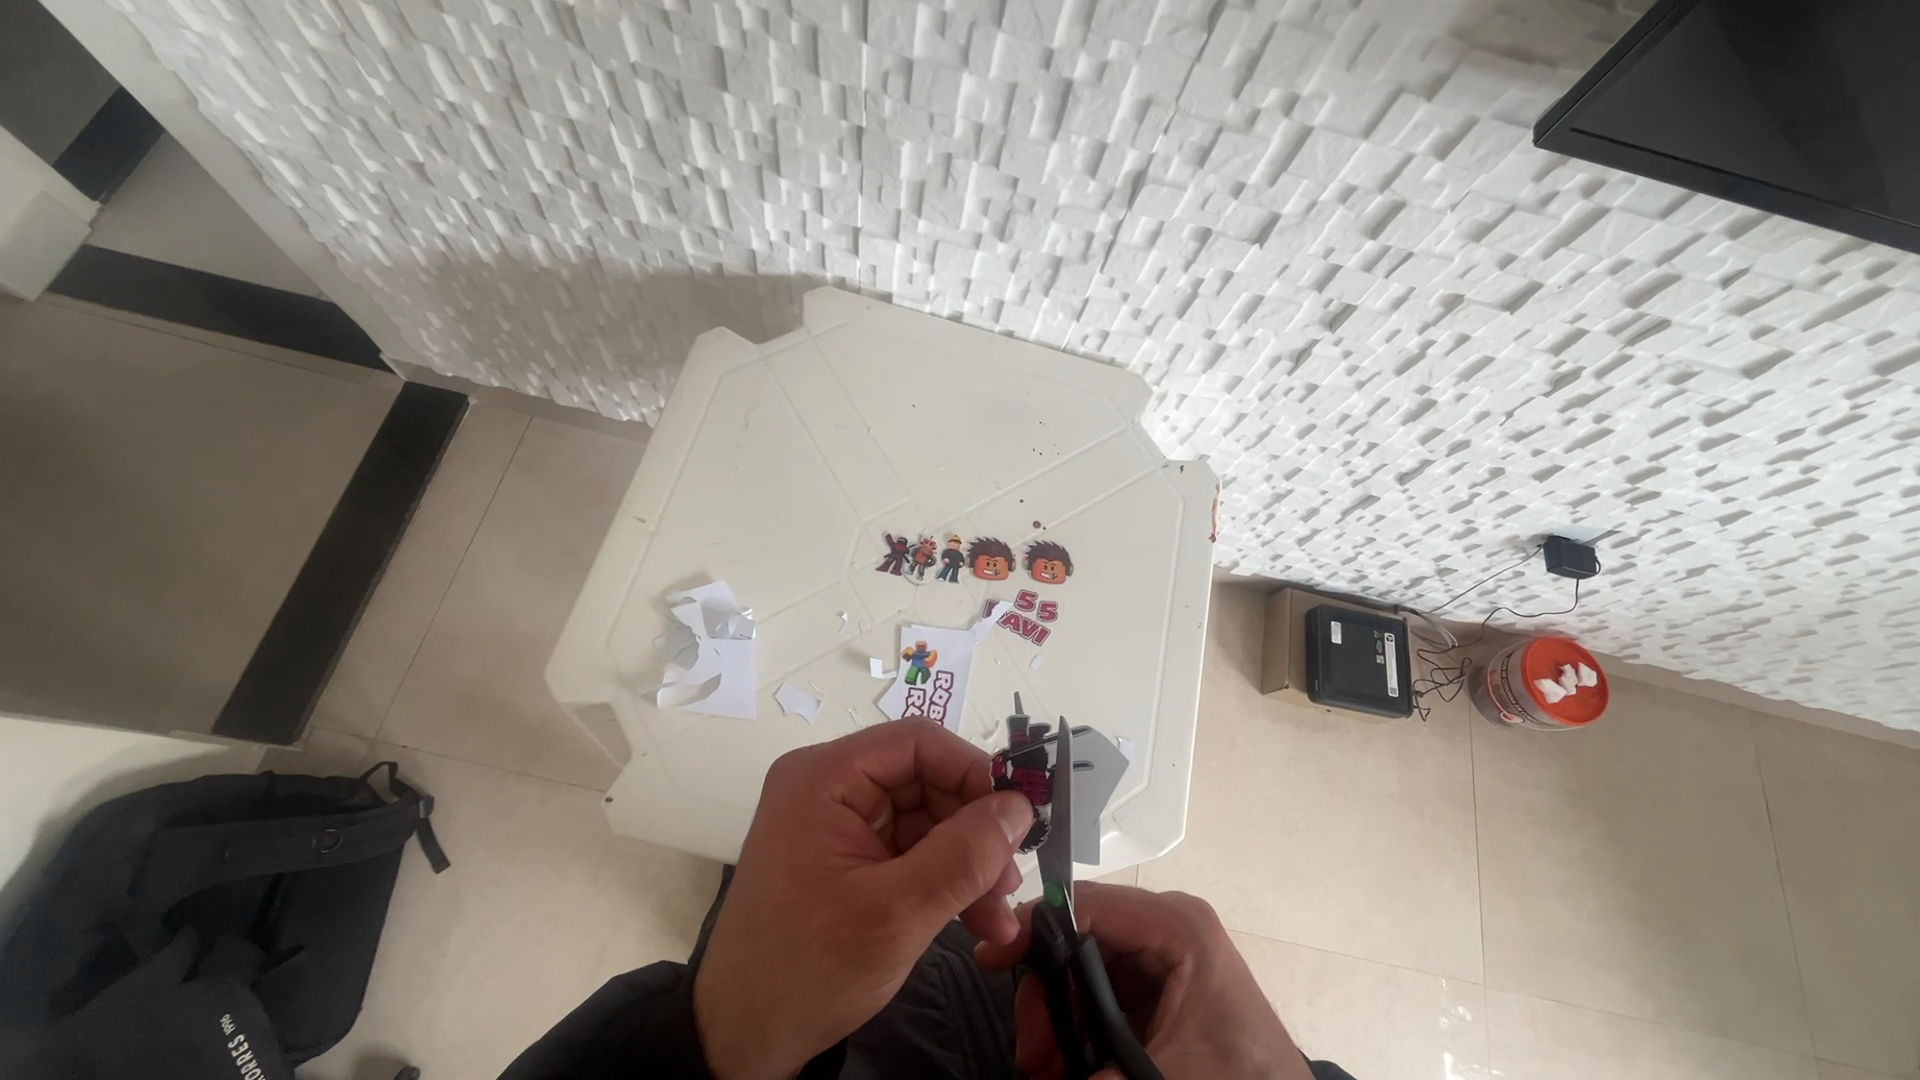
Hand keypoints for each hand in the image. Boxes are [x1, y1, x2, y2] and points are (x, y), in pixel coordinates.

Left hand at [693, 720, 1035, 1079]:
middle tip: (1008, 882)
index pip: (916, 742)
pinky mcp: (848, 856)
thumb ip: (964, 856)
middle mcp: (829, 787)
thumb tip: (1020, 807)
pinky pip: (911, 849)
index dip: (972, 770)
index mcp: (824, 778)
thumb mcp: (896, 913)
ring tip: (996, 915)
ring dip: (967, 862)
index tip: (1016, 815)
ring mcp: (838, 822)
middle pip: (926, 780)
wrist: (742, 1036)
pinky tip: (975, 918)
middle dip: (974, 830)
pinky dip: (945, 880)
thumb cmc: (807, 970)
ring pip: (927, 818)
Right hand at [975, 883, 1315, 1079]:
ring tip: (1045, 1069)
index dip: (1035, 926)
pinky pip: (1097, 990)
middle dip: (1045, 996)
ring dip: (1055, 1017)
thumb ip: (1101, 1072)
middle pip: (1077, 938)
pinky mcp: (1154, 982)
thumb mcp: (1169, 1075)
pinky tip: (1065, 1063)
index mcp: (1176, 926)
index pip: (1088, 903)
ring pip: (1080, 967)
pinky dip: (1075, 1025)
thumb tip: (1038, 1073)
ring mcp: (1158, 952)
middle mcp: (1163, 925)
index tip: (993, 958)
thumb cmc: (1240, 1079)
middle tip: (1031, 1054)